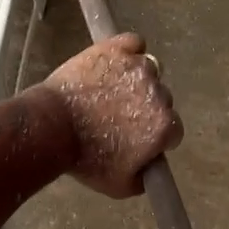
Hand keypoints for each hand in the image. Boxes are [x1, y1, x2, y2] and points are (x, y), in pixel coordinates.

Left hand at [38, 32, 183, 197]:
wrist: (54, 126)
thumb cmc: (87, 159)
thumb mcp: (123, 186)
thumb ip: (147, 174)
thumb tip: (152, 161)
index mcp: (163, 125)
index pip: (173, 128)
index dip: (156, 134)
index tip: (138, 135)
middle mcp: (158, 92)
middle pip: (162, 98)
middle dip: (145, 106)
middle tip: (119, 114)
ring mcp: (137, 66)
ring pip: (148, 69)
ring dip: (136, 78)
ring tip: (111, 88)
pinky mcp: (116, 48)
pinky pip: (134, 43)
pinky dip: (128, 50)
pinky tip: (115, 61)